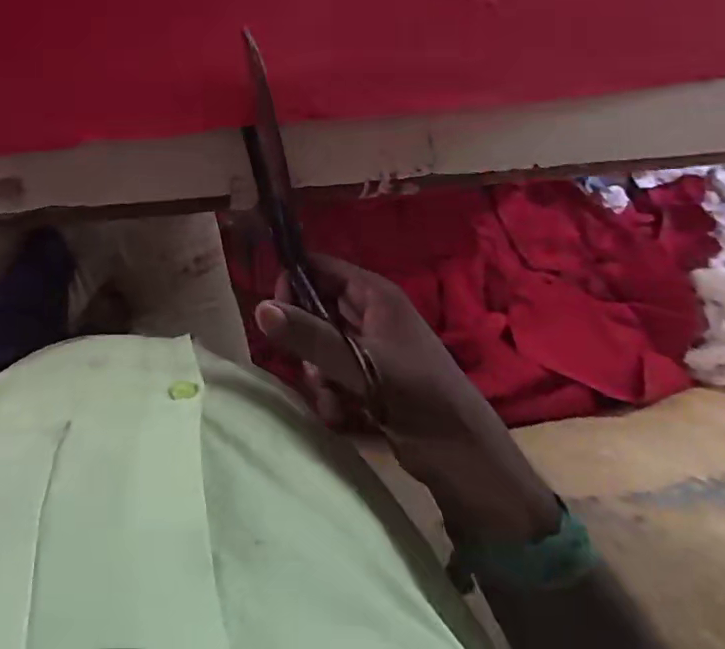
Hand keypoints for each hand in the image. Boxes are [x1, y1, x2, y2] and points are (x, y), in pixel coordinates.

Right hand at [256, 254, 561, 543]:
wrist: (464, 458)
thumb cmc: (418, 397)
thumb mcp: (359, 364)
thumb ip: (309, 336)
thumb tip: (260, 307)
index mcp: (376, 295)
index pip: (319, 267)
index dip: (293, 283)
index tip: (275, 313)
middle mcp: (371, 314)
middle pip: (314, 307)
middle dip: (305, 340)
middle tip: (309, 364)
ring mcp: (371, 347)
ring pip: (320, 345)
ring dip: (317, 373)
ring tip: (331, 397)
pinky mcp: (370, 378)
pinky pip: (332, 373)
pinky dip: (331, 394)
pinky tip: (341, 415)